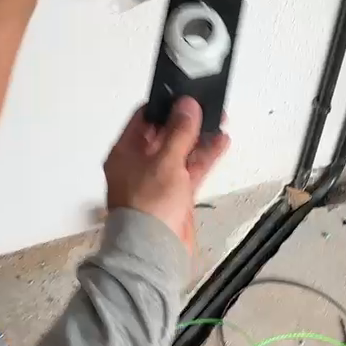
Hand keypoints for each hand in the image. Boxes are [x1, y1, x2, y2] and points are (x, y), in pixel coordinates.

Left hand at [104, 98, 229, 252]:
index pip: (143, 118)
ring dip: (200, 139)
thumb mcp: (165, 162)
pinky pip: (191, 169)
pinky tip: (220, 144)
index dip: (164, 105)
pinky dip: (204, 157)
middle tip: (208, 107)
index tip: (185, 95)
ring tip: (220, 122)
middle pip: (165, 134)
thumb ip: (180, 132)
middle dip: (187, 122)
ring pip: (181, 152)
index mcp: (125, 153)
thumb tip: (188, 106)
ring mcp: (158, 180)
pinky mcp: (175, 194)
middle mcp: (140, 164)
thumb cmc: (148, 207)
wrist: (154, 250)